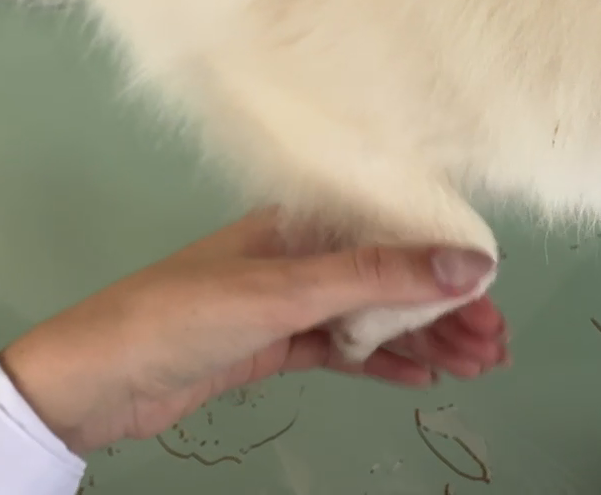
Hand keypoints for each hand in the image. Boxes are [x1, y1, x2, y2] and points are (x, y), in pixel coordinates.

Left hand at [0, 209, 505, 453]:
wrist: (105, 373)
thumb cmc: (185, 315)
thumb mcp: (281, 292)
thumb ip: (370, 276)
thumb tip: (469, 258)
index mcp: (281, 226)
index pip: (372, 227)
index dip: (433, 255)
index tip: (492, 292)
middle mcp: (281, 257)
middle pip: (373, 272)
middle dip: (435, 302)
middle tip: (495, 345)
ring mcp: (273, 304)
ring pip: (360, 314)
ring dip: (417, 334)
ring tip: (476, 363)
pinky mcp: (264, 346)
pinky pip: (334, 348)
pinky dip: (376, 359)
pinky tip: (420, 376)